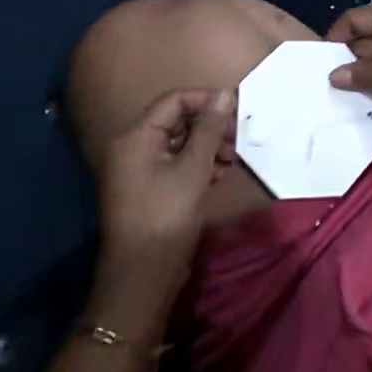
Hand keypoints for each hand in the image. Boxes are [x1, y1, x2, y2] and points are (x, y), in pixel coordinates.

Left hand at [92, 89, 236, 330]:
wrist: (142, 277)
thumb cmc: (166, 217)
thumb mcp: (193, 170)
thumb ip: (210, 130)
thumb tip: (226, 94)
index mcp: (136, 137)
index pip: (173, 101)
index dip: (206, 100)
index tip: (237, 109)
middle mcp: (132, 147)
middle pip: (175, 120)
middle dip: (209, 125)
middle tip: (238, 137)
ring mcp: (138, 169)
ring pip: (177, 143)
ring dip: (206, 145)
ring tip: (233, 158)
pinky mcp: (148, 188)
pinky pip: (174, 163)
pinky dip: (197, 163)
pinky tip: (219, 173)